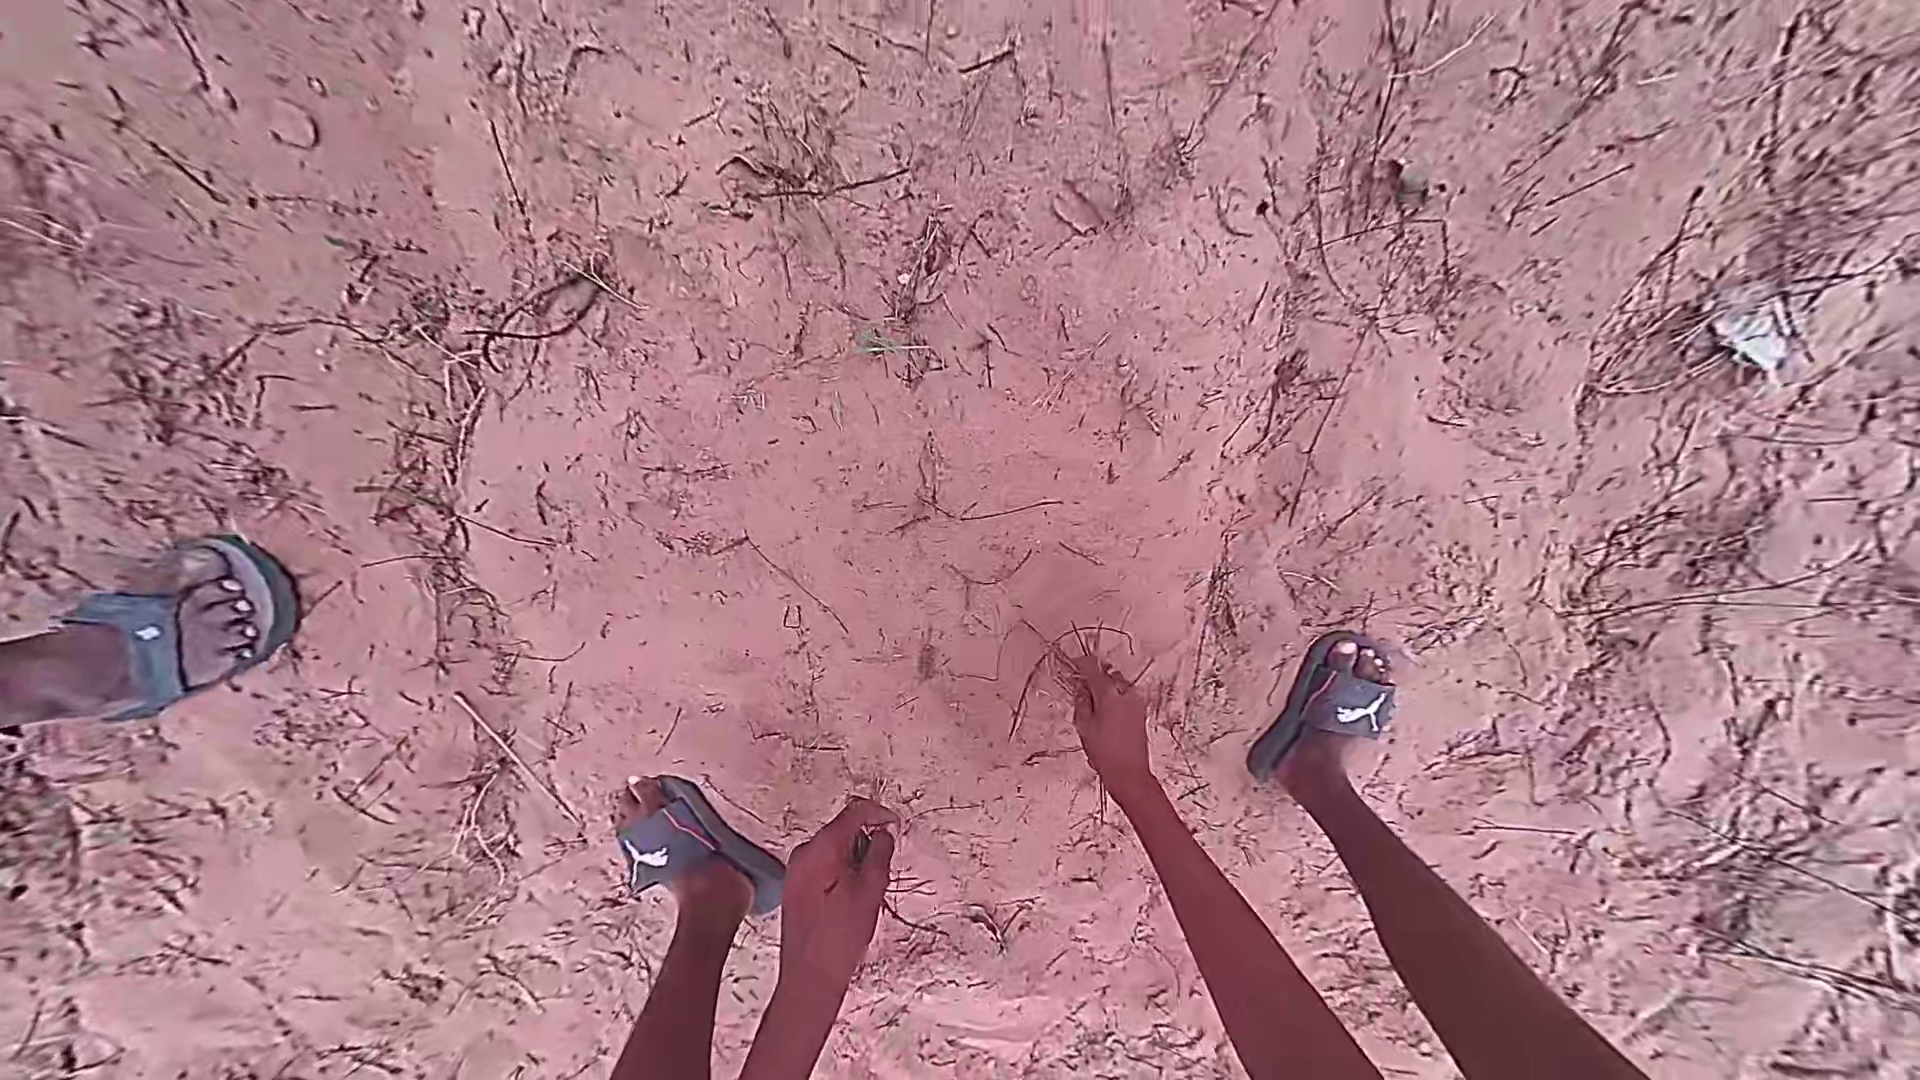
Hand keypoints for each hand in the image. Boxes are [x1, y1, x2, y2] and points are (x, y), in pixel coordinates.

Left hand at [777, 798, 897, 992]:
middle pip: (843, 829)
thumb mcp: (871, 888)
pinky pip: (824, 863)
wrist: (810, 978)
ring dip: (854, 858)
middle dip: (866, 841)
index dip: (878, 813)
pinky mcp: (795, 885)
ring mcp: (796, 869)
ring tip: (865, 890)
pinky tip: (850, 897)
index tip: (893, 824)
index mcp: (820, 848)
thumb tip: (883, 832)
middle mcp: (804, 853)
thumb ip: (880, 851)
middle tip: (880, 866)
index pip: (853, 812)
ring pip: (834, 847)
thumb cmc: (840, 937)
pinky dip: (841, 869)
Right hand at [1070, 655, 1155, 793]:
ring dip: (1107, 689)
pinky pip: (1126, 696)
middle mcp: (1126, 694)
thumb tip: (1081, 689)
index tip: (1075, 663)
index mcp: (1109, 694)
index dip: (1081, 664)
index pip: (1092, 668)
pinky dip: (1116, 698)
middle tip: (1082, 690)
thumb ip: (1081, 701)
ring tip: (1095, 706)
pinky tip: (1106, 714)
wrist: (1129, 773)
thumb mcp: (1083, 725)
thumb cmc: (1106, 753)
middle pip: (1107, 674)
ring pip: (1118, 685)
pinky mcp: (1141, 712)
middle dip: (1095, 679)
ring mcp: (1136, 702)